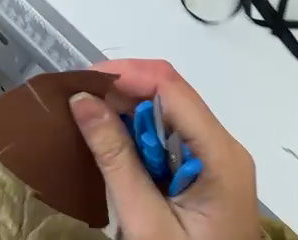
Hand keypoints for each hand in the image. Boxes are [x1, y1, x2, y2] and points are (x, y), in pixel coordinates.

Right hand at [69, 59, 258, 239]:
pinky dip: (135, 134)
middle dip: (120, 90)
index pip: (170, 87)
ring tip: (84, 118)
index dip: (124, 74)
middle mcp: (223, 147)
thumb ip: (115, 158)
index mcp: (220, 155)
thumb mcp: (145, 222)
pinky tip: (109, 143)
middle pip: (169, 93)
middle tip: (75, 101)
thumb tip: (81, 98)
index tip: (79, 82)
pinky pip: (167, 136)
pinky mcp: (204, 175)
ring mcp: (215, 161)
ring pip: (165, 111)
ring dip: (124, 111)